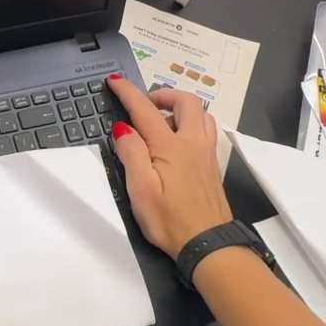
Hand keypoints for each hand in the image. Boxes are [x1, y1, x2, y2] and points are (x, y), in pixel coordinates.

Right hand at [106, 74, 233, 257]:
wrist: (208, 244)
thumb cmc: (168, 219)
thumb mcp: (140, 188)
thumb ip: (131, 153)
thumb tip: (123, 128)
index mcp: (170, 146)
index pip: (145, 110)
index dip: (128, 92)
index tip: (114, 81)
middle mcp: (192, 143)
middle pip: (186, 102)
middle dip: (163, 94)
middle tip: (144, 104)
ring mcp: (206, 154)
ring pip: (201, 115)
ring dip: (181, 108)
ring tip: (162, 120)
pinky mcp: (212, 167)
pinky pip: (206, 131)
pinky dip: (192, 123)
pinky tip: (179, 141)